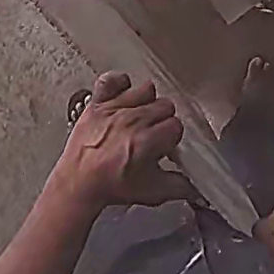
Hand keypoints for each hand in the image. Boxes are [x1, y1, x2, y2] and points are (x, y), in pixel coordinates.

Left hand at [44, 73, 195, 212]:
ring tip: (141, 117)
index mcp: (147, 141)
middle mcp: (132, 121)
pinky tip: (123, 97)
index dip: (172, 137)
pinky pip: (112, 80)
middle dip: (162, 121)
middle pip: (165, 105)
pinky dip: (119, 84)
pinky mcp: (97, 103)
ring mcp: (114, 109)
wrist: (78, 185)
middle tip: (154, 135)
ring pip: (146, 90)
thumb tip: (196, 187)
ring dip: (146, 103)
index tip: (165, 145)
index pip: (176, 125)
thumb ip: (179, 186)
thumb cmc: (110, 187)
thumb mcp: (152, 192)